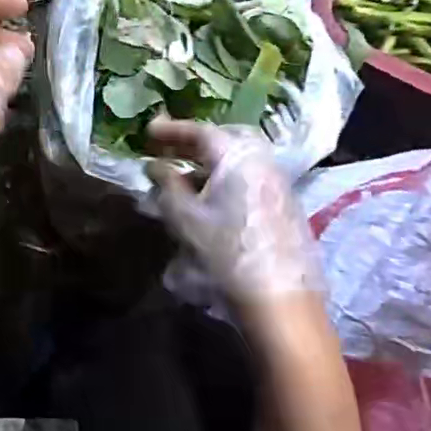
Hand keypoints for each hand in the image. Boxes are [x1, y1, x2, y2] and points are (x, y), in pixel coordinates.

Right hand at [146, 117, 324, 317]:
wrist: (279, 300)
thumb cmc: (225, 252)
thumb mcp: (185, 217)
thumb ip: (166, 184)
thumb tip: (154, 165)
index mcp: (239, 157)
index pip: (201, 132)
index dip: (171, 130)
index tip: (147, 131)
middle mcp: (263, 162)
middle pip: (225, 140)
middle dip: (193, 143)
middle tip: (167, 150)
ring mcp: (277, 185)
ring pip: (237, 162)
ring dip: (206, 165)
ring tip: (179, 181)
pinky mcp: (283, 207)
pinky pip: (247, 180)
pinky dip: (223, 180)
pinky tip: (206, 202)